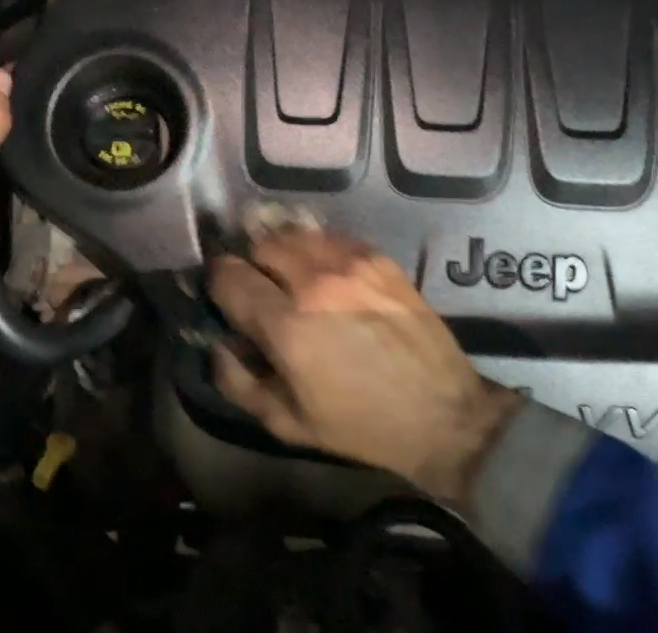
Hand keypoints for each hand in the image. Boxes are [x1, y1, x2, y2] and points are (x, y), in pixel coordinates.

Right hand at [209, 229, 522, 507]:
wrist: (441, 414)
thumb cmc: (358, 426)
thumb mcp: (286, 423)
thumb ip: (237, 382)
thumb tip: (216, 343)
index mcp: (286, 326)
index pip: (228, 277)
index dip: (217, 282)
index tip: (222, 293)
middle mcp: (314, 283)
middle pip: (259, 244)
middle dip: (249, 261)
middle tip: (257, 284)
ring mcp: (350, 264)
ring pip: (294, 232)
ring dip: (281, 248)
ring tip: (287, 271)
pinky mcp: (378, 258)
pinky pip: (330, 236)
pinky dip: (315, 247)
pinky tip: (322, 270)